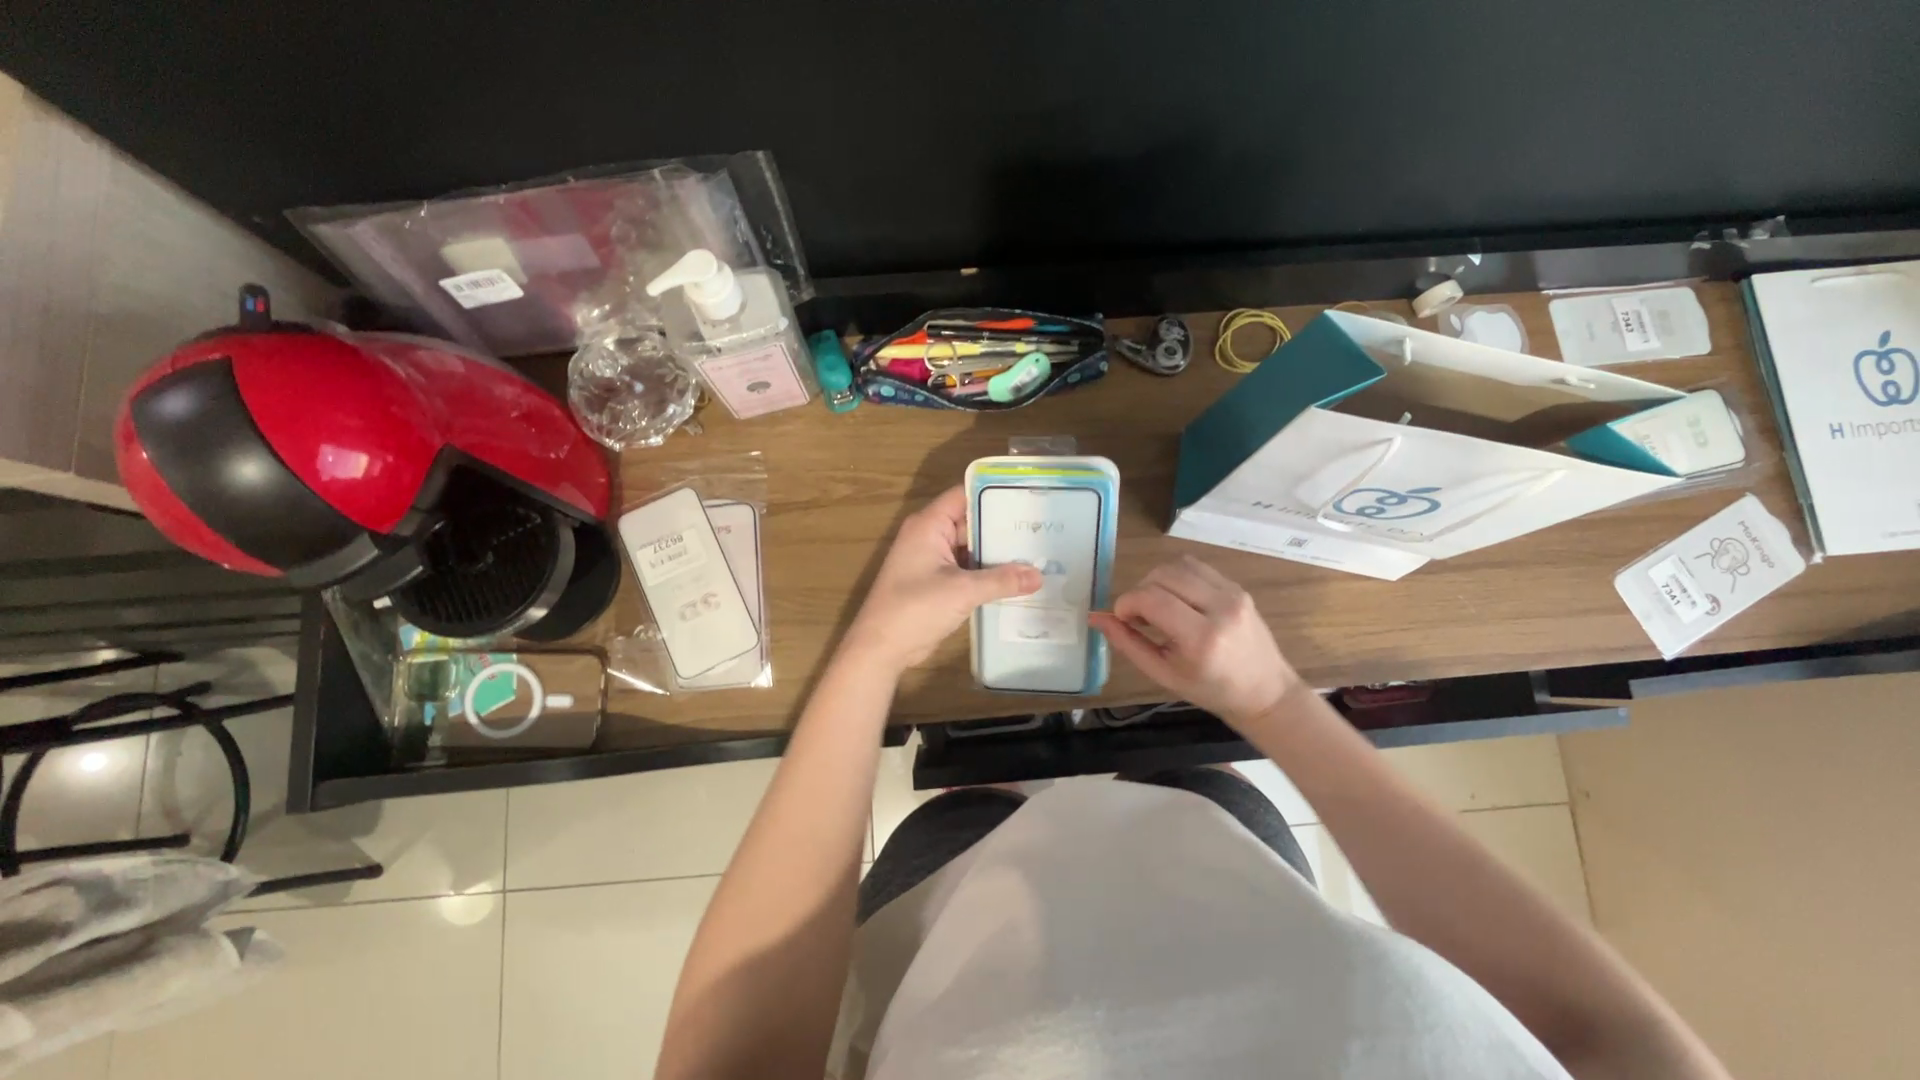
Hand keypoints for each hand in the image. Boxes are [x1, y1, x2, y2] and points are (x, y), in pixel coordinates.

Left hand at [841, 486, 1041, 673]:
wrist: (881, 648)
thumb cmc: (915, 608)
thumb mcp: (963, 591)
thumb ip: (1002, 580)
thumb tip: (1038, 575)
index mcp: (929, 524)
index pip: (965, 495)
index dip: (995, 493)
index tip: (1028, 495)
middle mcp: (929, 535)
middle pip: (971, 521)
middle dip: (1002, 526)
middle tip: (1042, 527)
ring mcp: (931, 560)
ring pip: (970, 547)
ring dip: (997, 553)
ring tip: (1037, 551)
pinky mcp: (936, 582)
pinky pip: (966, 568)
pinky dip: (987, 572)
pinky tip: (1017, 578)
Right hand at [1089, 556, 1301, 727]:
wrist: (1264, 690)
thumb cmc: (1209, 689)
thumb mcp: (1163, 674)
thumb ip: (1128, 644)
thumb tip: (1096, 618)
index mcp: (1201, 639)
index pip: (1152, 599)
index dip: (1127, 603)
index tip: (1123, 620)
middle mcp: (1220, 609)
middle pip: (1162, 576)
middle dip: (1140, 591)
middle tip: (1139, 617)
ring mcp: (1232, 593)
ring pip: (1178, 565)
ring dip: (1157, 581)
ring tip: (1158, 607)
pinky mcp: (1237, 586)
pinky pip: (1196, 567)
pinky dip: (1177, 578)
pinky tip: (1177, 600)